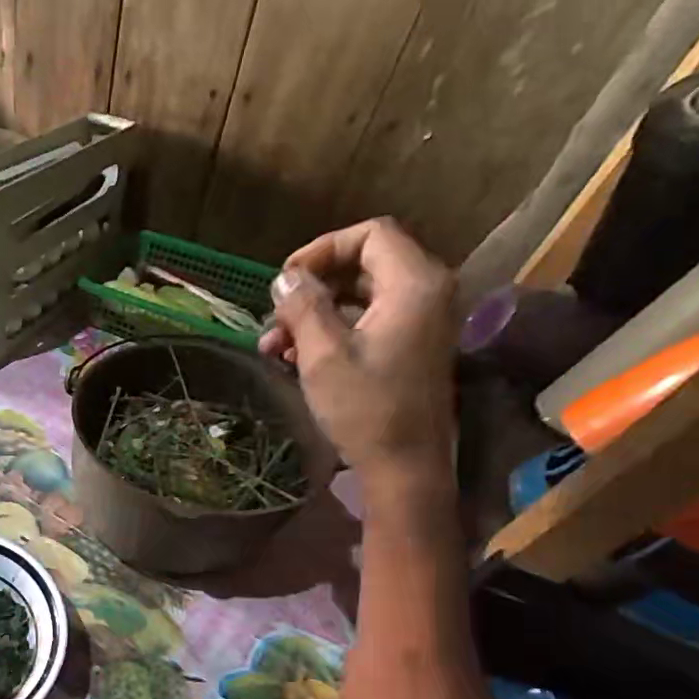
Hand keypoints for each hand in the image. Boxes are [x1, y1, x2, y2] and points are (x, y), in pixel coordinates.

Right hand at [260, 218, 457, 487]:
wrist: (403, 464)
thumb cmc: (365, 408)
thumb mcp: (323, 354)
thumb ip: (303, 306)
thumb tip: (284, 277)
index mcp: (413, 284)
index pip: (370, 235)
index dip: (322, 249)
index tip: (284, 280)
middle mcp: (425, 293)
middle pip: (363, 264)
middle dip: (311, 287)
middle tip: (273, 317)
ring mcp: (419, 321)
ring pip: (359, 296)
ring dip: (313, 314)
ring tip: (274, 345)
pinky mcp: (408, 346)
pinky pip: (366, 321)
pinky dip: (329, 331)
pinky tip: (294, 358)